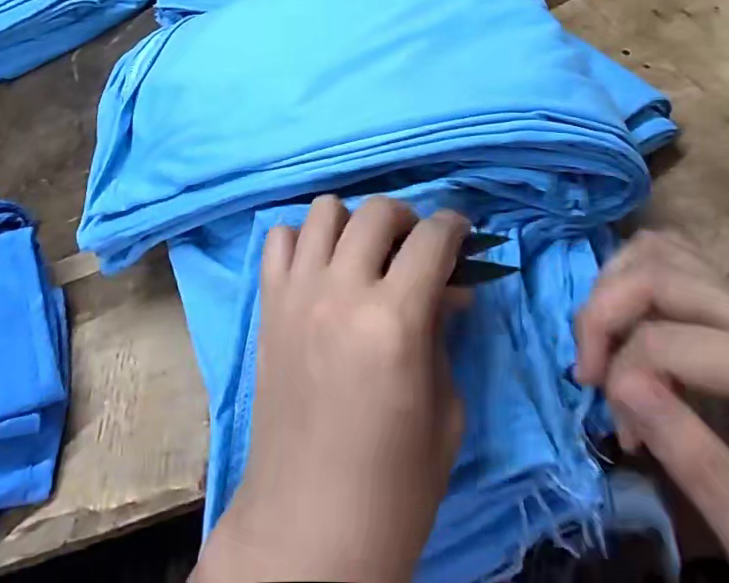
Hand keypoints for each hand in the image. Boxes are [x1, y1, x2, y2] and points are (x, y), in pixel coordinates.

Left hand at [193, 196, 470, 582]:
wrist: (311, 518)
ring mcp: (296, 293)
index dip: (455, 226)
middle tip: (417, 247)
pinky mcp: (266, 305)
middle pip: (375, 211)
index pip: (431, 239)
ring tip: (366, 253)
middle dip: (407, 218)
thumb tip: (450, 287)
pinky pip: (276, 240)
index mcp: (395, 320)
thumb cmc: (395, 482)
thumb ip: (444, 332)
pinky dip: (301, 238)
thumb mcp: (445, 410)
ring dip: (352, 222)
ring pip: (322, 211)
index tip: (462, 232)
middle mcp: (340, 290)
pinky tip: (320, 266)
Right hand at [575, 233, 728, 582]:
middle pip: (658, 278)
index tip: (620, 434)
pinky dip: (624, 279)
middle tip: (586, 378)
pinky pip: (664, 255)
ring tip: (603, 351)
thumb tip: (622, 384)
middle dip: (601, 320)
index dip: (623, 377)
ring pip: (654, 253)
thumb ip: (699, 467)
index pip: (671, 341)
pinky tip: (620, 326)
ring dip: (608, 295)